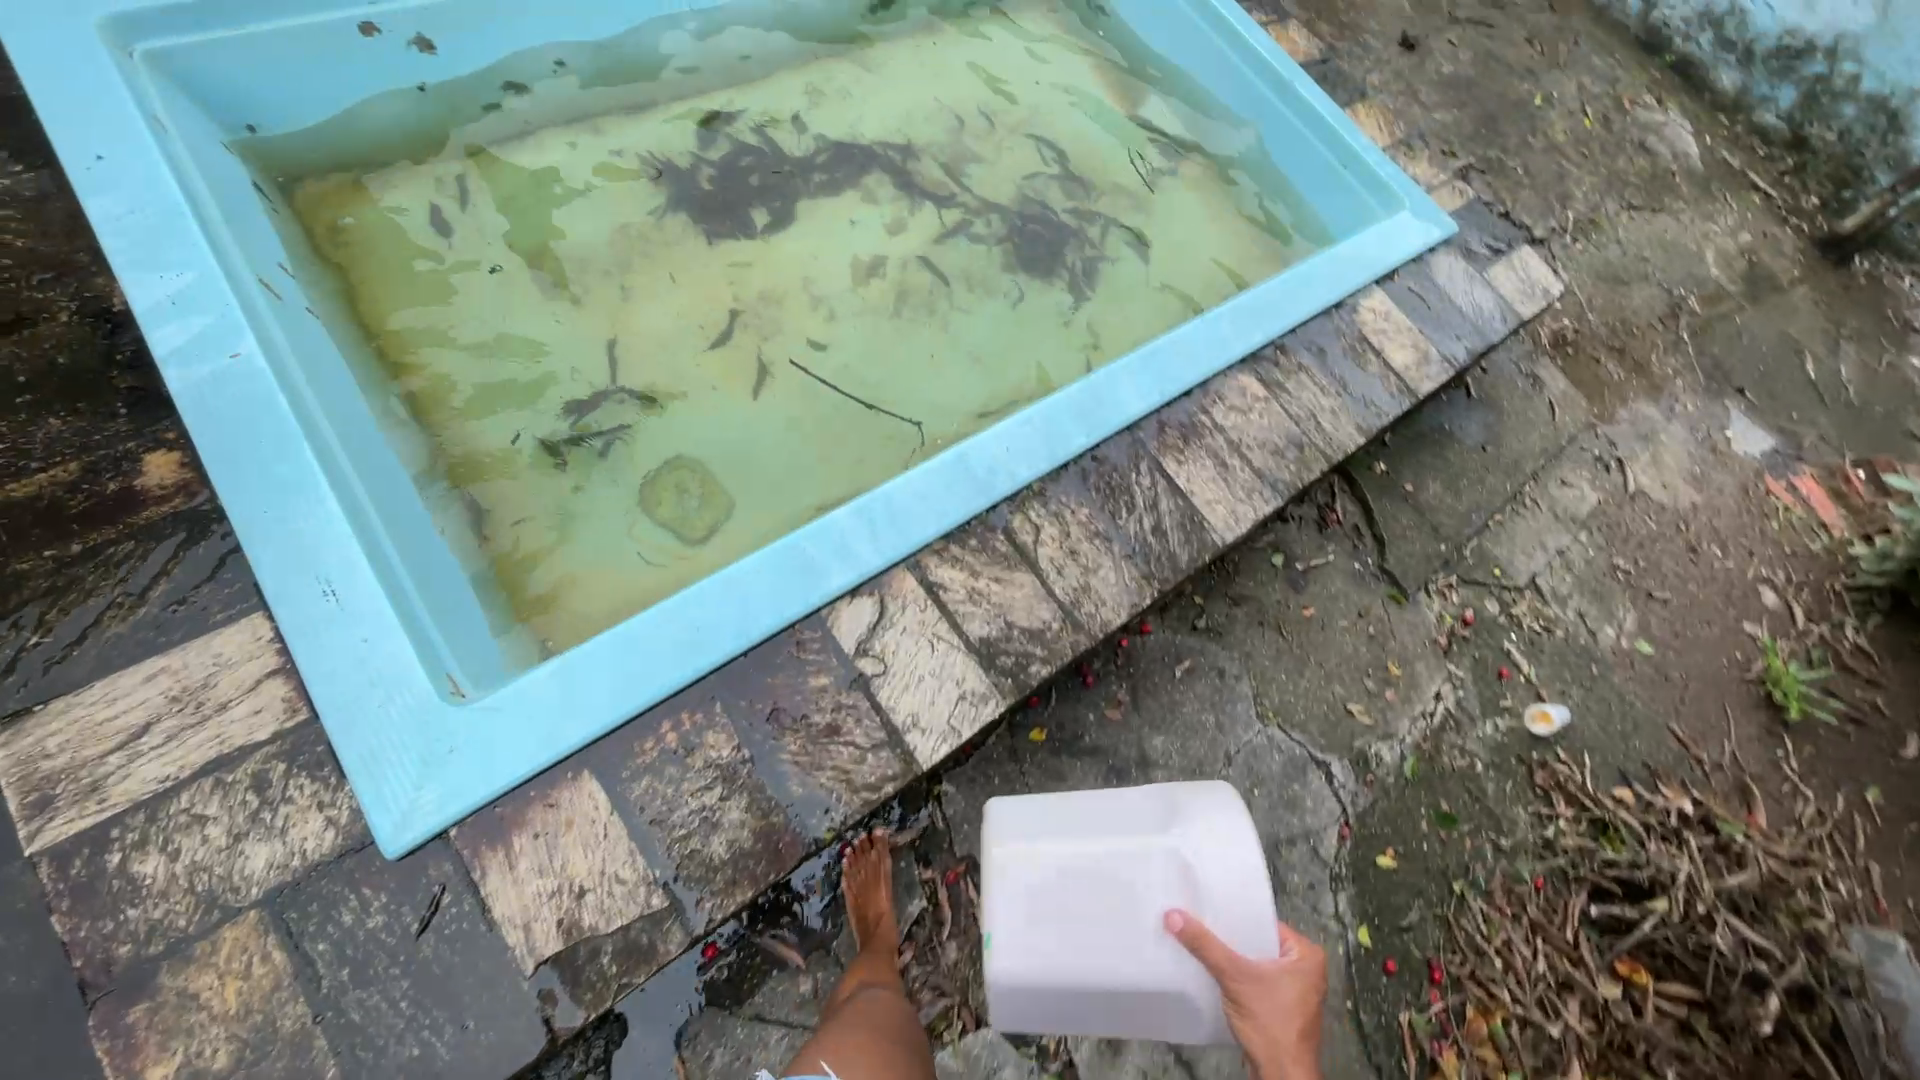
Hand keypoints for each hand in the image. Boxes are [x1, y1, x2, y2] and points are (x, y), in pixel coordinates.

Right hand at [1164, 911, 1326, 1079]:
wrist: (1281, 1076)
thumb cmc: (1269, 1022)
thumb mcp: (1234, 977)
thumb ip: (1205, 945)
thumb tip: (1173, 914)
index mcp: (1306, 954)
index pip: (1263, 922)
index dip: (1233, 914)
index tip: (1205, 905)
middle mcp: (1305, 968)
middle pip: (1257, 942)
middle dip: (1228, 936)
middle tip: (1197, 920)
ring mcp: (1294, 990)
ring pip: (1254, 962)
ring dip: (1229, 957)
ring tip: (1199, 940)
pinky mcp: (1280, 1008)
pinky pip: (1253, 980)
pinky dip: (1234, 976)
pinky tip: (1210, 968)